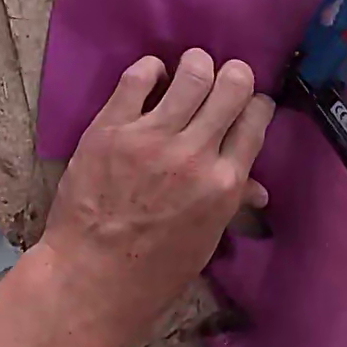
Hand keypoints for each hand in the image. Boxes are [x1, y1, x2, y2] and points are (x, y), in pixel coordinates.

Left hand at [39, 49, 273, 346]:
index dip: (256, 103)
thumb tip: (259, 188)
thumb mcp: (208, 238)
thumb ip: (234, 201)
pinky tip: (152, 80)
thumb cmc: (156, 269)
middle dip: (235, 74)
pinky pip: (138, 77)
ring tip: (191, 72)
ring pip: (192, 72)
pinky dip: (151, 69)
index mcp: (225, 182)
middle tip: (223, 81)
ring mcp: (151, 138)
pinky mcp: (111, 129)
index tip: (246, 106)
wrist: (87, 283)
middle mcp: (194, 154)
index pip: (257, 115)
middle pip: (233, 84)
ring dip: (197, 64)